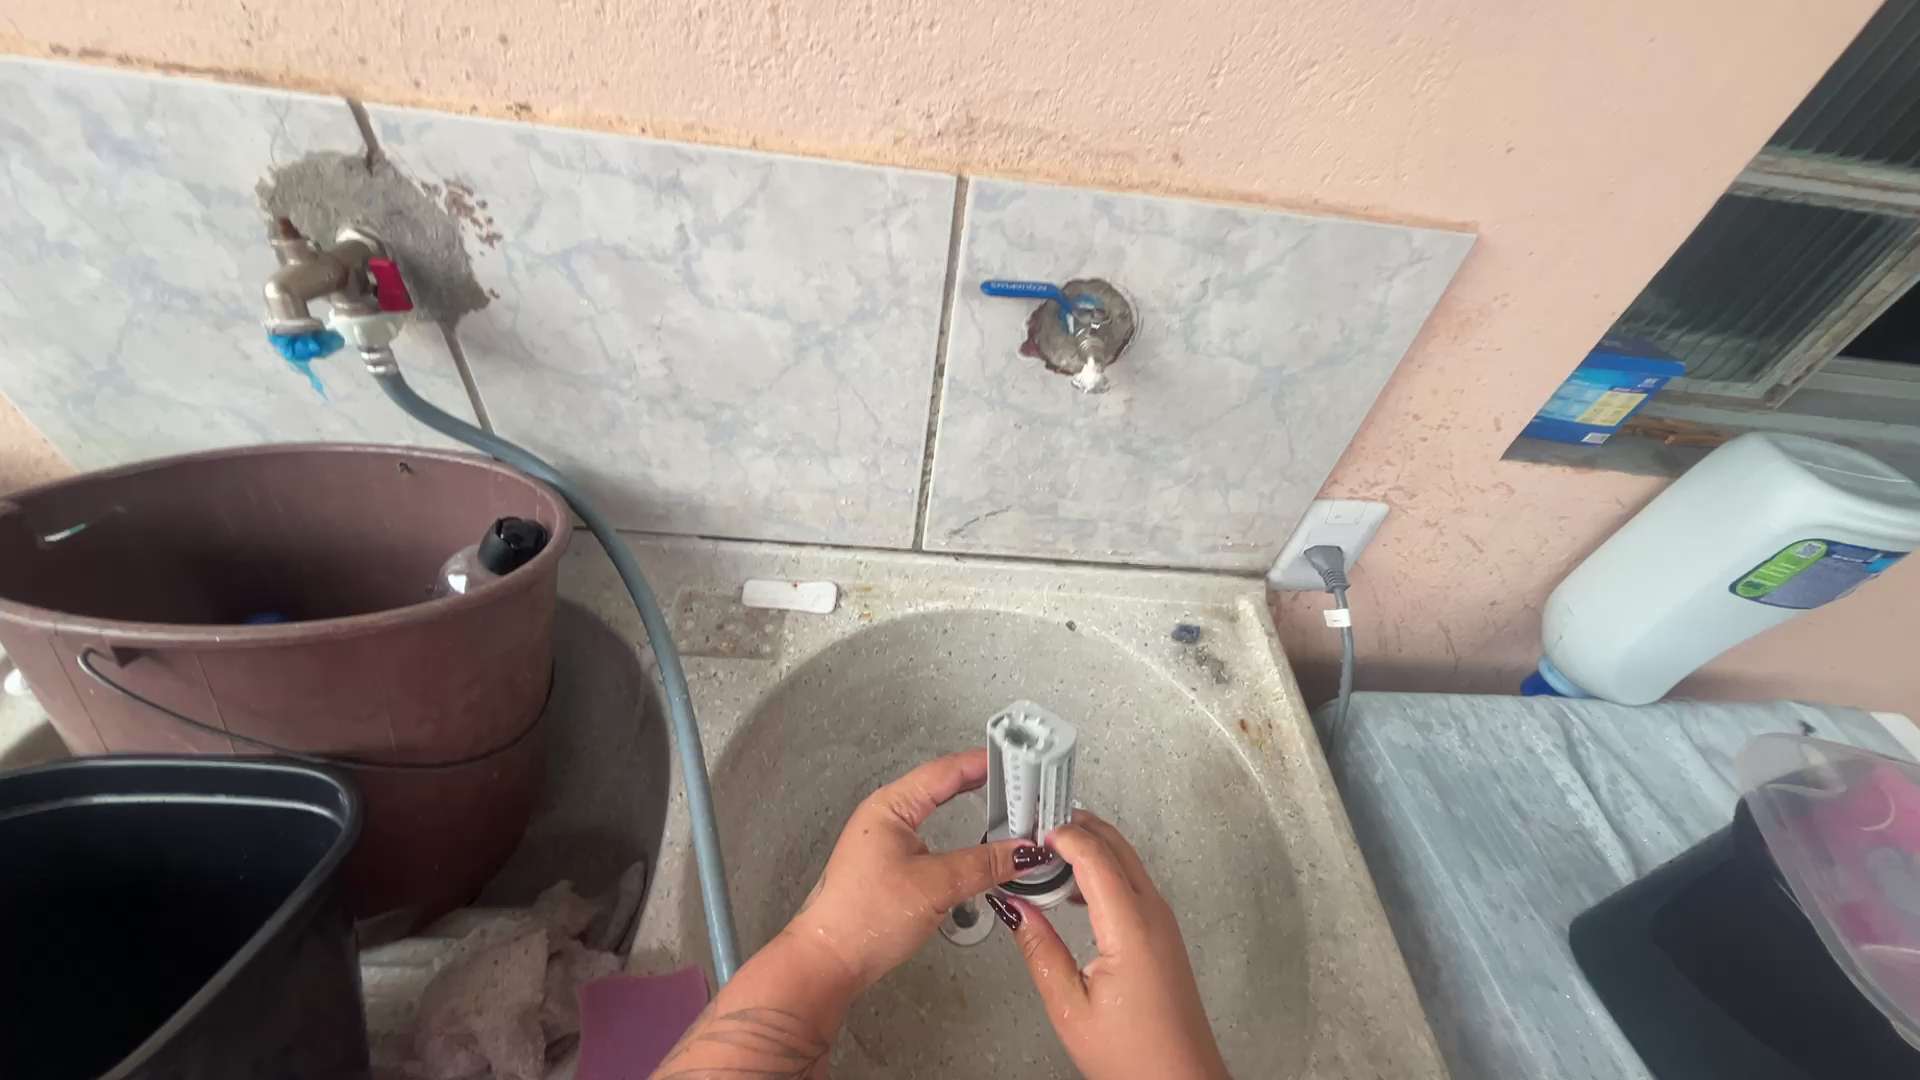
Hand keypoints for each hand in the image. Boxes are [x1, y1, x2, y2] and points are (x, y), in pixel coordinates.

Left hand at [784, 749, 1053, 990]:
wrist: (829, 961)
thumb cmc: (869, 916)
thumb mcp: (936, 885)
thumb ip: (984, 865)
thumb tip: (1025, 853)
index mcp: (891, 805)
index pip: (944, 771)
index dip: (980, 762)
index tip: (1013, 759)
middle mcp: (885, 813)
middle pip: (940, 784)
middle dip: (978, 780)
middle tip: (1016, 779)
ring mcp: (884, 837)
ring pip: (934, 808)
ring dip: (967, 802)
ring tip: (1001, 800)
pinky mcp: (887, 860)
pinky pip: (929, 829)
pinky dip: (956, 826)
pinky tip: (972, 834)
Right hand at [991, 810, 1230, 1079]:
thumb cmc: (1136, 1058)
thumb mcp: (1070, 1008)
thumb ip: (1039, 950)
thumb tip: (1015, 907)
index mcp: (1131, 928)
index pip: (1095, 855)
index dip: (1062, 834)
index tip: (1033, 830)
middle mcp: (1152, 913)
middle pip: (1114, 843)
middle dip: (1075, 825)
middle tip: (1038, 824)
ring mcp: (1161, 918)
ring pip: (1125, 856)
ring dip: (1089, 843)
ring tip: (1049, 851)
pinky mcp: (1162, 928)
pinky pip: (1131, 878)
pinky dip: (1102, 865)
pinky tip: (1074, 886)